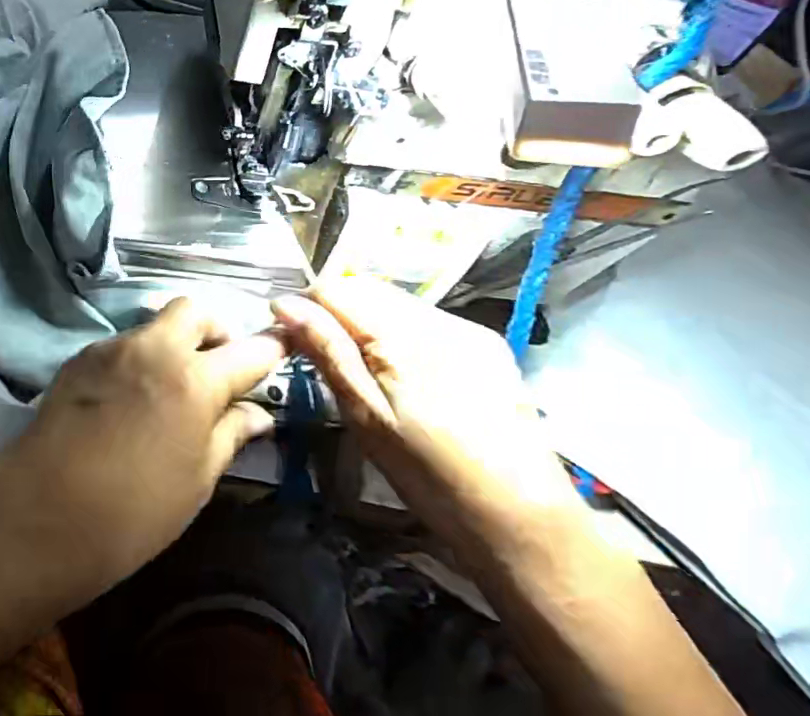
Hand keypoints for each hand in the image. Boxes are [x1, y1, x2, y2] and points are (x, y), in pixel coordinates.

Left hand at [0, 298, 285, 578]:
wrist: (47, 507)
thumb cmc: (136, 508)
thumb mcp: (198, 479)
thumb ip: (229, 434)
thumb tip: (256, 413)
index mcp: (194, 380)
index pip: (248, 350)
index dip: (271, 350)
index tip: (281, 352)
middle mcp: (152, 349)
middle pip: (194, 311)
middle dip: (215, 330)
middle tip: (219, 367)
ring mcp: (110, 349)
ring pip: (153, 327)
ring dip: (172, 345)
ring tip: (172, 388)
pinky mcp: (78, 358)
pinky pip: (121, 345)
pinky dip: (138, 359)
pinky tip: (132, 397)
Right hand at [271, 279, 584, 561]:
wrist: (525, 523)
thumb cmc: (430, 476)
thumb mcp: (364, 416)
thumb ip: (326, 351)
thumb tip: (284, 304)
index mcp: (404, 338)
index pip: (335, 289)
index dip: (307, 309)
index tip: (296, 343)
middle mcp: (439, 321)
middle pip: (365, 287)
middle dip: (335, 313)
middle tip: (326, 359)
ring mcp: (468, 330)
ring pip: (393, 300)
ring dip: (365, 322)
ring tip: (364, 369)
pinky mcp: (488, 345)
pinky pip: (423, 318)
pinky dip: (398, 333)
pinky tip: (403, 374)